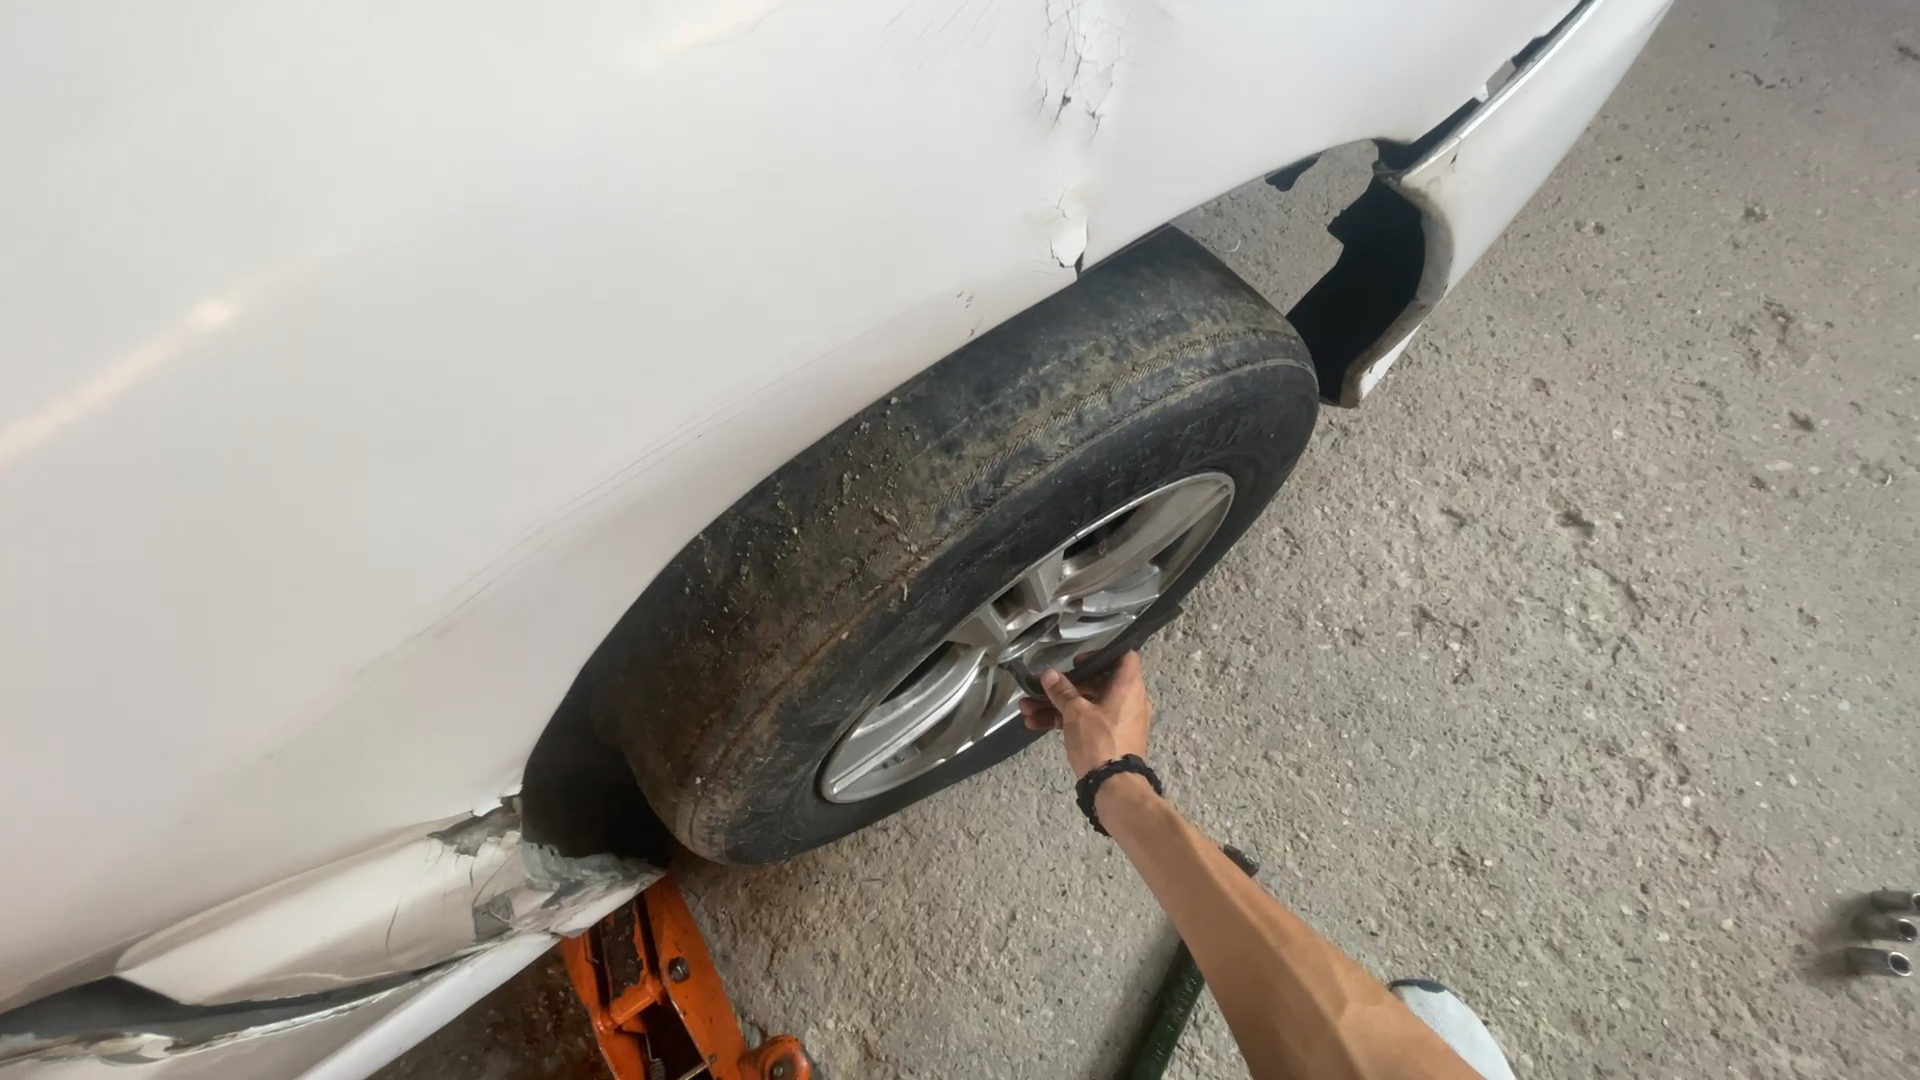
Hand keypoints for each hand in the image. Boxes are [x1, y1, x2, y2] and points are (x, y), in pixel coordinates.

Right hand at [1018, 651, 1153, 778]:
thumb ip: (1061, 691)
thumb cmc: (1099, 741)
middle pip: (1096, 683)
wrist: (1114, 788)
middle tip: (1043, 688)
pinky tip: (1035, 725)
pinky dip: (1066, 721)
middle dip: (1064, 687)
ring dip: (1057, 706)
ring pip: (1087, 705)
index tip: (1078, 662)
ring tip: (1027, 710)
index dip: (1100, 655)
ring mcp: (1120, 721)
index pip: (1124, 656)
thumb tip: (1049, 674)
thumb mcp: (1075, 712)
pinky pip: (1088, 722)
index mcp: (1128, 687)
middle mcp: (1129, 700)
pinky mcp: (1111, 738)